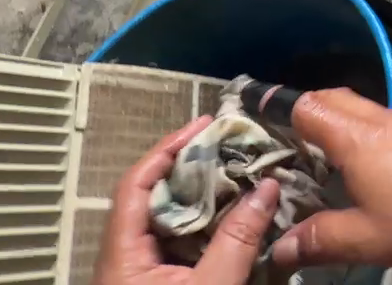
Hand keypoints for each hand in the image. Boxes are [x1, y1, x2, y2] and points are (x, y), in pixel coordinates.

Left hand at [95, 115, 283, 284]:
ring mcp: (141, 279)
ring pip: (171, 220)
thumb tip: (269, 184)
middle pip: (154, 197)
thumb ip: (239, 238)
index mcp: (122, 258)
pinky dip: (210, 222)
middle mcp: (124, 262)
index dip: (169, 147)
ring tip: (243, 170)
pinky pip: (183, 242)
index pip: (136, 185)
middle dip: (195, 165)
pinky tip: (239, 214)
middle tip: (236, 143)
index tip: (208, 123)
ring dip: (207, 193)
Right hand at [268, 88, 391, 272]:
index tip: (251, 107)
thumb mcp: (368, 238)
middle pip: (334, 99)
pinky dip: (357, 133)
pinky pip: (379, 124)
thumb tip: (279, 247)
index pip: (309, 107)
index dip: (278, 105)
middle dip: (304, 108)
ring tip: (311, 153)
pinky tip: (358, 165)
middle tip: (276, 134)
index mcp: (357, 138)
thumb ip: (323, 240)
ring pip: (359, 110)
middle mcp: (379, 120)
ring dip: (333, 121)